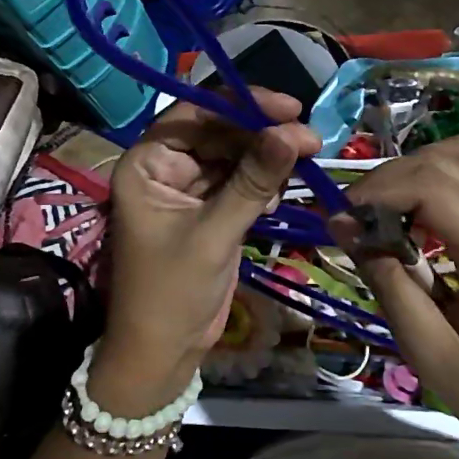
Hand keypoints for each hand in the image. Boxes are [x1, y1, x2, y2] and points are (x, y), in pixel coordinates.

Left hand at [97, 89, 319, 413]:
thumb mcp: (214, 234)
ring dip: (269, 158)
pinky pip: (243, 182)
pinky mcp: (213, 211)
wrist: (165, 353)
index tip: (288, 108)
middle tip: (310, 140)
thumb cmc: (172, 292)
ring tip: (306, 163)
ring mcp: (192, 190)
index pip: (194, 115)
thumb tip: (292, 133)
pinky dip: (265, 184)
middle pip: (220, 132)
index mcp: (148, 165)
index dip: (241, 105)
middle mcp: (167, 169)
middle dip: (263, 134)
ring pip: (236, 156)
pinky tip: (280, 198)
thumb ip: (253, 182)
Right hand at [330, 137, 458, 448]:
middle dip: (391, 178)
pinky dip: (436, 176)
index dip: (383, 190)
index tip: (342, 217)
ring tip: (383, 209)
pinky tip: (414, 210)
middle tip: (354, 216)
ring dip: (415, 170)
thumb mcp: (426, 352)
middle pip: (450, 162)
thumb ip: (388, 284)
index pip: (439, 189)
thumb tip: (344, 226)